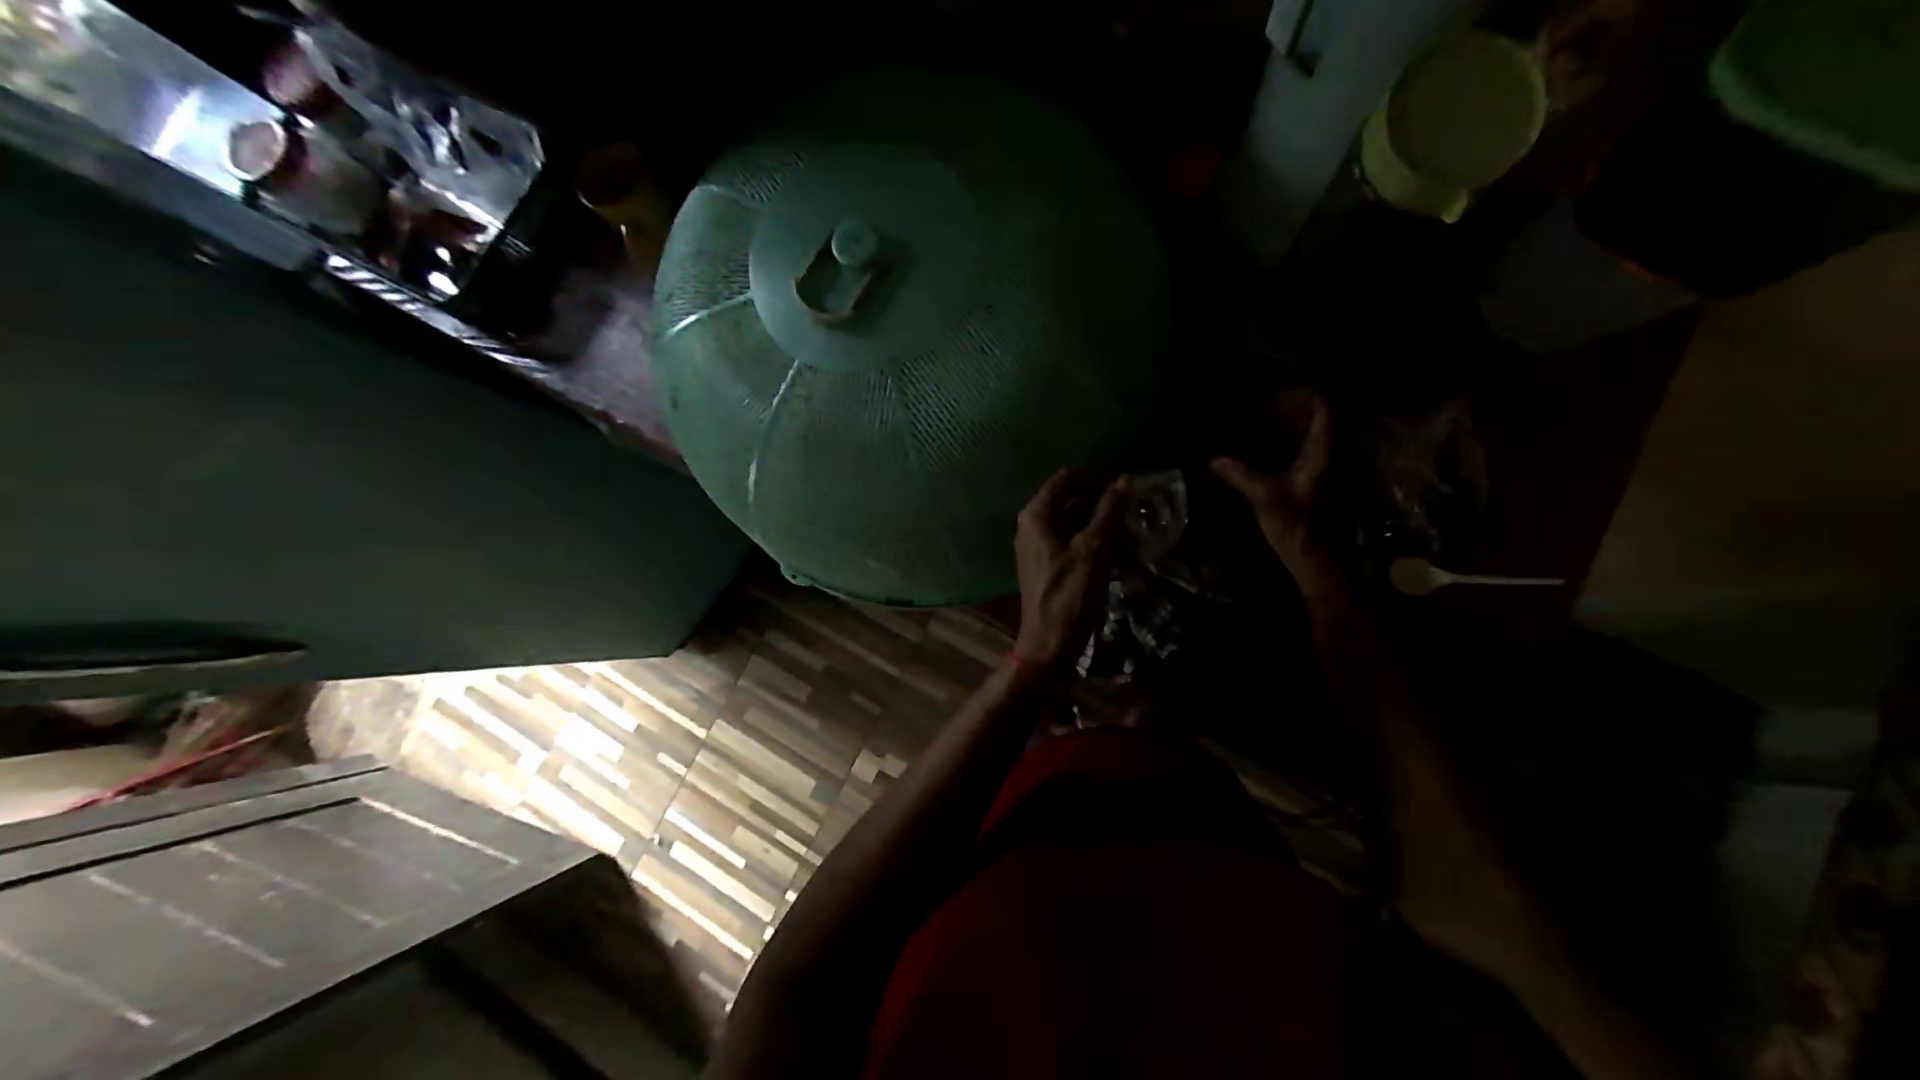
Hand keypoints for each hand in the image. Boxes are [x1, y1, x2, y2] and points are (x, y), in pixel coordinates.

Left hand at [1012, 469, 1123, 669]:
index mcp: (1036, 516)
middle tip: (1134, 509)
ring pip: (1073, 521)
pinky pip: (1072, 541)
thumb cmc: (1069, 596)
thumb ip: (1109, 513)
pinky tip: (1119, 551)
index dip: (1097, 478)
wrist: (1049, 644)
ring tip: (1132, 529)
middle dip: (1102, 500)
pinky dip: (1094, 540)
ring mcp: (1037, 546)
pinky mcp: (1047, 565)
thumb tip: (1125, 480)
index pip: (1067, 478)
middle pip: (1070, 498)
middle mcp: (1032, 525)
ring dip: (1101, 521)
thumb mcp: (1094, 551)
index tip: (1126, 488)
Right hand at [1210, 398, 1341, 599]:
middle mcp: (1322, 454)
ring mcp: (1316, 466)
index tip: (1274, 396)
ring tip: (1256, 419)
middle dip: (1289, 407)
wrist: (1308, 555)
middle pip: (1314, 418)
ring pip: (1306, 432)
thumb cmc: (1293, 524)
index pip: (1323, 411)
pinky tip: (1258, 444)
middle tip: (1259, 405)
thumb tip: (1213, 459)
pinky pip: (1297, 447)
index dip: (1302, 397)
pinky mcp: (1306, 478)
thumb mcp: (1264, 497)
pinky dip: (1282, 439)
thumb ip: (1240, 475)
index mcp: (1319, 453)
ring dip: (1286, 423)